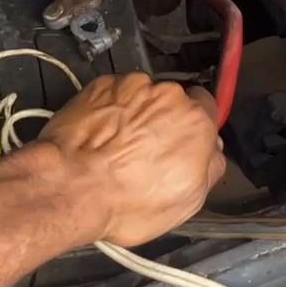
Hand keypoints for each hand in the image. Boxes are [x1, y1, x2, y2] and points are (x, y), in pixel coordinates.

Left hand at [35, 73, 224, 246]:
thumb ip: (209, 167)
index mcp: (196, 121)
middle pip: (172, 101)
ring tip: (115, 146)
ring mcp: (132, 85)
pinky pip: (113, 94)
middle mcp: (167, 95)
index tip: (182, 141)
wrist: (72, 185)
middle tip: (145, 151)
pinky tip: (97, 135)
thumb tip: (213, 152)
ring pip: (140, 96)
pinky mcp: (100, 85)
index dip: (194, 126)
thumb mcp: (187, 202)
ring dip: (134, 113)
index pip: (208, 108)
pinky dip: (108, 109)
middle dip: (162, 120)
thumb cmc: (128, 201)